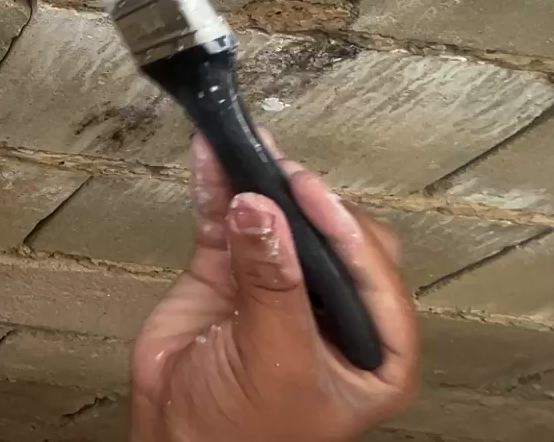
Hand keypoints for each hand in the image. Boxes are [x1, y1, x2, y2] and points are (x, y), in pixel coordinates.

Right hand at [129, 136, 419, 441]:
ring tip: (238, 140)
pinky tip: (208, 157)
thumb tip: (259, 209)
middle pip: (328, 235)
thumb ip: (271, 286)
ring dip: (253, 178)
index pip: (373, 271)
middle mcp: (327, 309)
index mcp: (374, 345)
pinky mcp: (222, 272)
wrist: (179, 437)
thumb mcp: (275, 361)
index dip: (342, 225)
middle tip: (274, 165)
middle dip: (303, 197)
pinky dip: (214, 186)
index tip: (302, 185)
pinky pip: (222, 220)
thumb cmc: (249, 429)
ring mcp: (271, 285)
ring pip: (270, 219)